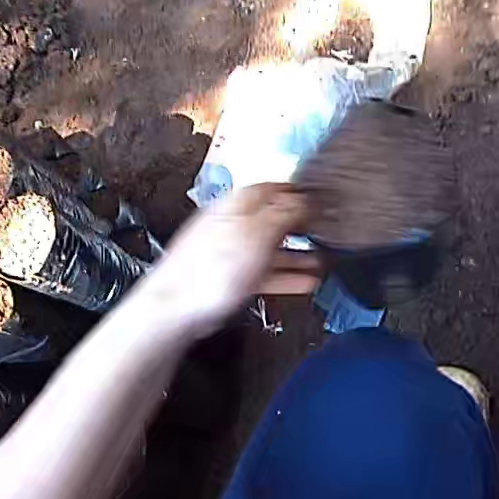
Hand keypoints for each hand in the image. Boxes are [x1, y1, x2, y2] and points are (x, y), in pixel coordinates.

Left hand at [132, 184, 320, 336]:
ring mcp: (229, 253)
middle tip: (323, 231)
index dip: (297, 193)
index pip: (272, 189)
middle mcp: (232, 225)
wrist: (175, 309)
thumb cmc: (209, 270)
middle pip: (272, 219)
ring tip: (321, 261)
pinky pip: (264, 272)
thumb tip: (303, 200)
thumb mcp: (256, 233)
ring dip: (297, 255)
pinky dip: (285, 276)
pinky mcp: (228, 278)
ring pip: (269, 248)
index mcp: (236, 206)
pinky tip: (304, 282)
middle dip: (300, 226)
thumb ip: (283, 213)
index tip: (318, 202)